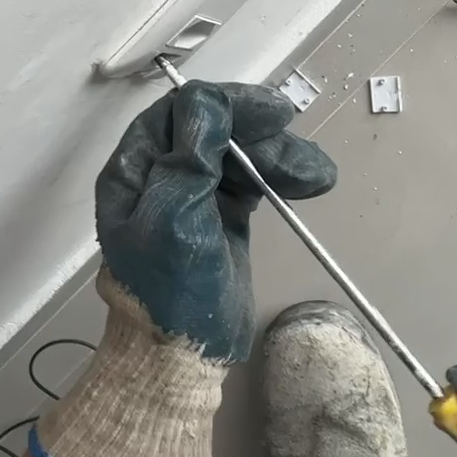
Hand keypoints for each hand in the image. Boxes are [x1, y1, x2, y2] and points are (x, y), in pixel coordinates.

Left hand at [95, 79, 336, 360]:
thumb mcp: (174, 218)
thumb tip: (208, 98)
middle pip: (215, 129)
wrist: (182, 358)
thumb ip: (190, 157)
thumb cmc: (170, 289)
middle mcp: (162, 172)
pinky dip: (279, 175)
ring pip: (239, 152)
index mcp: (137, 168)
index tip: (271, 113)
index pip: (182, 113)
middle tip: (298, 148)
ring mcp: (193, 191)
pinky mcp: (221, 212)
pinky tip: (310, 181)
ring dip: (279, 156)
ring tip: (319, 175)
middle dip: (259, 135)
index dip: (227, 105)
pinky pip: (251, 178)